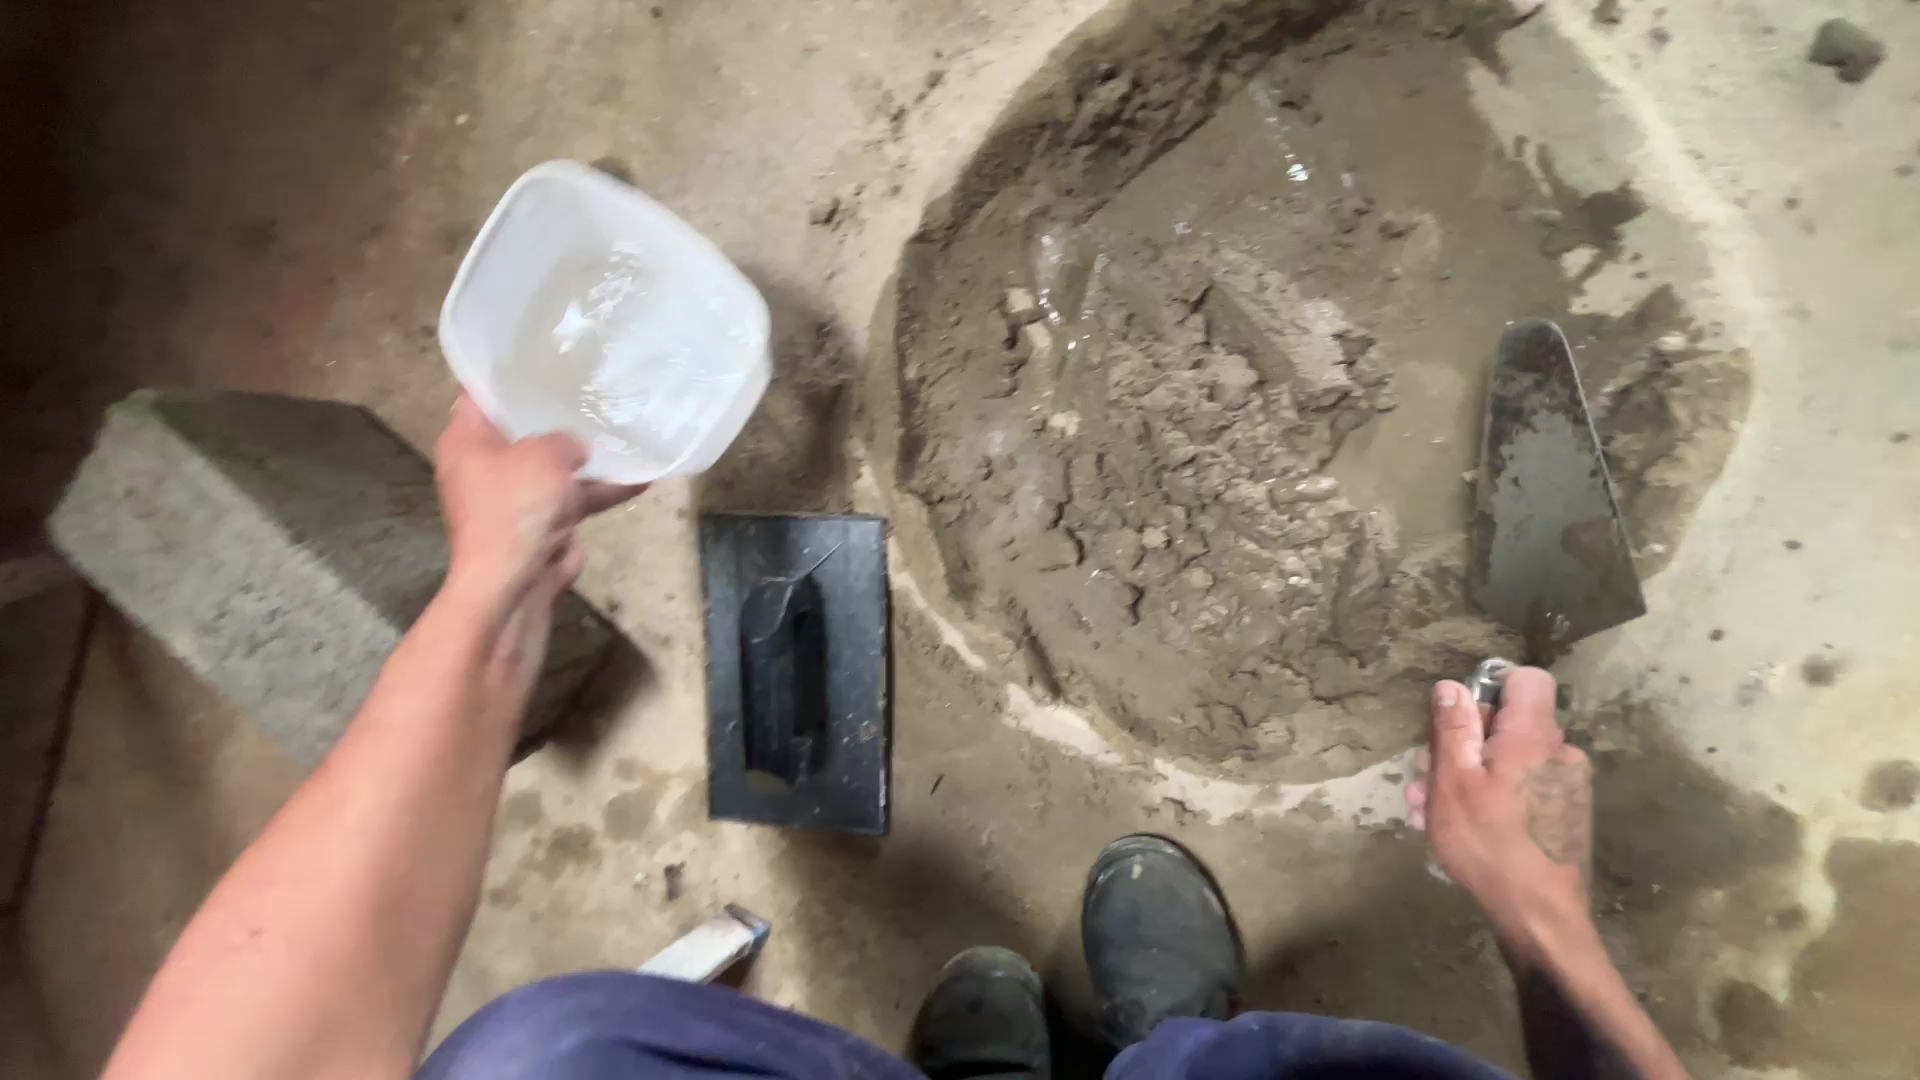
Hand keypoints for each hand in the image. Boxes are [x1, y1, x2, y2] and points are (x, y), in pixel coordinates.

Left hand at [434, 394, 646, 607]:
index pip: (483, 393)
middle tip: (590, 389)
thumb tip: (576, 446)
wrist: (517, 577)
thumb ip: (564, 439)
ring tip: (623, 431)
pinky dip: (604, 489)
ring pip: (556, 465)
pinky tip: (642, 477)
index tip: (545, 356)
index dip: (511, 373)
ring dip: (588, 456)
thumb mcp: (543, 454)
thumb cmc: (516, 506)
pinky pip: (578, 496)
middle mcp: (488, 465)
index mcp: (468, 441)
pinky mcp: (545, 520)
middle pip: (524, 429)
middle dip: (556, 414)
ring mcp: (518, 495)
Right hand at [1407, 668, 1593, 958]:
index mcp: (1535, 738)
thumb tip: (1452, 686)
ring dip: (1466, 774)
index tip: (1459, 715)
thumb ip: (1453, 728)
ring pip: (1506, 758)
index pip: (1527, 680)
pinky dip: (1488, 795)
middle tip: (1425, 777)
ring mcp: (1566, 786)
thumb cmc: (1488, 842)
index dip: (1490, 686)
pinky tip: (1458, 825)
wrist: (1539, 918)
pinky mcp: (1562, 813)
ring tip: (1428, 809)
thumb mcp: (1453, 780)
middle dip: (1461, 742)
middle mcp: (1559, 754)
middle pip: (1507, 722)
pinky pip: (1519, 785)